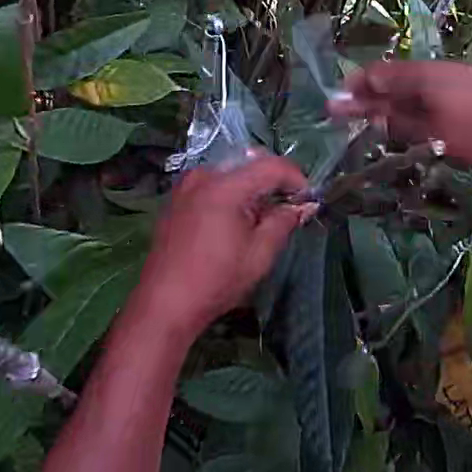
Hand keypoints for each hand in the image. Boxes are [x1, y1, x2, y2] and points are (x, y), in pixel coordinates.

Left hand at [133, 153, 313, 337]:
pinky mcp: (177, 199)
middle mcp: (203, 176)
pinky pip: (213, 184)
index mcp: (225, 187)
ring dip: (252, 189)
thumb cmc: (215, 281)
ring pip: (232, 174)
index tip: (308, 199)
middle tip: (288, 209)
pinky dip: (231, 195)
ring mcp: (186, 186)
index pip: (272, 166)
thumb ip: (284, 222)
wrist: (162, 306)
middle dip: (274, 183)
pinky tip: (235, 223)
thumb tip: (303, 205)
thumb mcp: (259, 254)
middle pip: (251, 165)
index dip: (296, 179)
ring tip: (261, 221)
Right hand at [328, 60, 471, 168]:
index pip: (375, 76)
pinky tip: (414, 119)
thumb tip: (364, 114)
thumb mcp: (433, 134)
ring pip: (410, 84)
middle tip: (351, 116)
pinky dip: (411, 103)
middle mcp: (433, 70)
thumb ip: (397, 123)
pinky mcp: (468, 87)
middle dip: (369, 95)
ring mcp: (453, 76)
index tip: (334, 107)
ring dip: (390, 100)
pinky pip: (428, 90)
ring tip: (378, 121)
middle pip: (391, 78)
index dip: (353, 90)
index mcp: (420, 76)